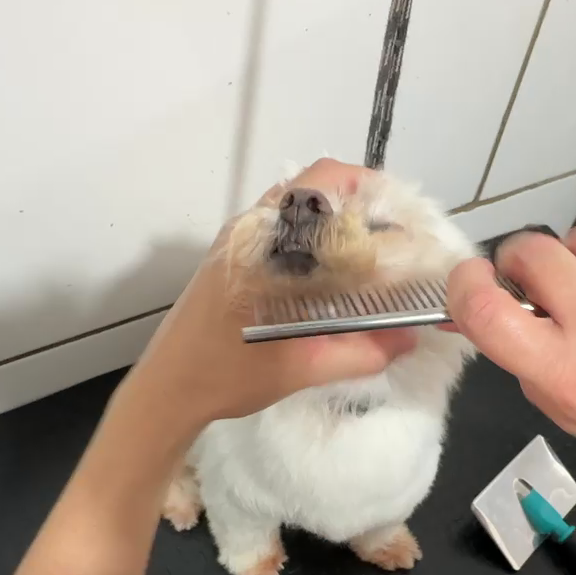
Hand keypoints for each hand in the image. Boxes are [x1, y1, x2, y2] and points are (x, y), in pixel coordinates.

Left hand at [124, 167, 417, 427]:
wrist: (168, 390)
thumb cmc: (226, 377)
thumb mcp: (301, 370)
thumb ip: (360, 353)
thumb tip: (407, 339)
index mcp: (265, 245)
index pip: (323, 184)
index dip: (370, 190)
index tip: (403, 217)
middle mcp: (250, 229)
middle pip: (313, 184)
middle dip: (360, 198)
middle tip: (394, 232)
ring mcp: (238, 240)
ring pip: (297, 203)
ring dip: (336, 214)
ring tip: (370, 248)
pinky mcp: (233, 256)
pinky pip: (282, 226)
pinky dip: (315, 232)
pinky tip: (333, 269)